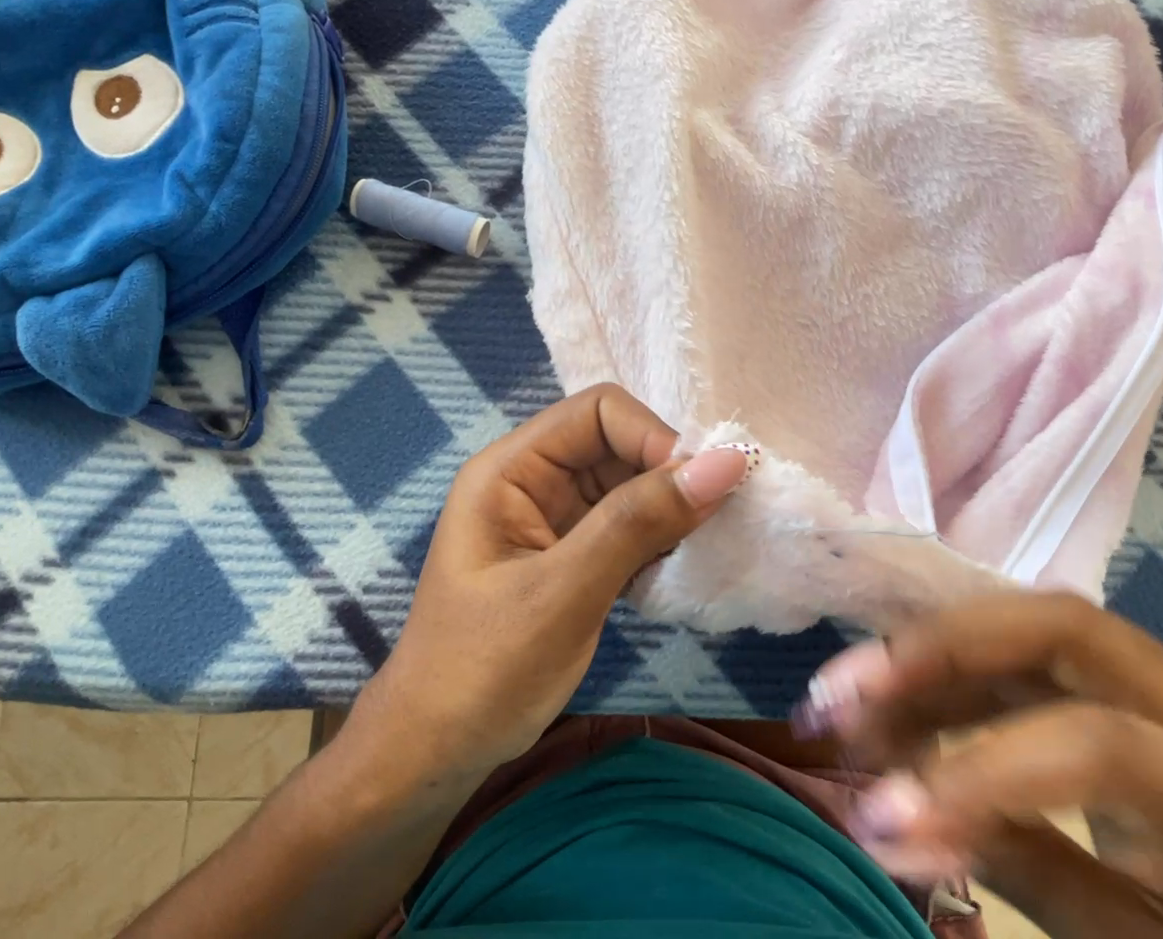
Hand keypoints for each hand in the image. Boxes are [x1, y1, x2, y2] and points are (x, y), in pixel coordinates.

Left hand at [346, 384, 753, 777]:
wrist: (436, 750)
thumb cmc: (484, 670)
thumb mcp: (563, 592)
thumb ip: (638, 522)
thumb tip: (727, 461)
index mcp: (510, 471)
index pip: (598, 412)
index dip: (655, 437)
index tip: (704, 490)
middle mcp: (531, 483)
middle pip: (618, 446)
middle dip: (669, 477)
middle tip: (719, 524)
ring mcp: (550, 522)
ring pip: (628, 489)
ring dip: (668, 514)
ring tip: (702, 553)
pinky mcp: (568, 561)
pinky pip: (625, 531)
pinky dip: (656, 546)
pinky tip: (673, 577)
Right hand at [797, 593, 1162, 938]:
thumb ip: (1026, 877)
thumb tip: (884, 822)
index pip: (1104, 749)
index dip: (979, 771)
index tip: (879, 815)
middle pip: (1064, 630)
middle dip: (938, 649)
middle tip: (841, 690)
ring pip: (1029, 634)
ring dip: (924, 662)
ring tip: (839, 711)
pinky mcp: (1129, 705)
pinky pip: (1024, 669)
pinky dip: (944, 687)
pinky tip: (889, 722)